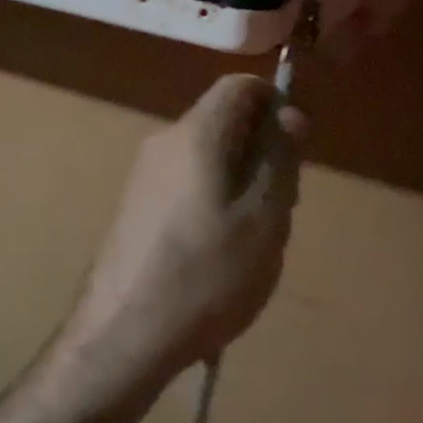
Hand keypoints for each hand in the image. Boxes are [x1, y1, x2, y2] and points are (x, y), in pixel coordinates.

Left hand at [58, 75, 305, 393]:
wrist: (124, 335)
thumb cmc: (206, 275)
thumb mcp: (264, 218)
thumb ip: (279, 159)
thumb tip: (288, 115)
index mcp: (194, 133)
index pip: (240, 86)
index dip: (277, 104)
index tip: (299, 149)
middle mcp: (161, 144)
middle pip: (223, 123)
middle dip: (262, 153)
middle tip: (282, 208)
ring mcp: (142, 179)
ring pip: (207, 160)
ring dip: (241, 185)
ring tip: (253, 241)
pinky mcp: (134, 212)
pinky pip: (186, 188)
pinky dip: (213, 206)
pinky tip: (219, 257)